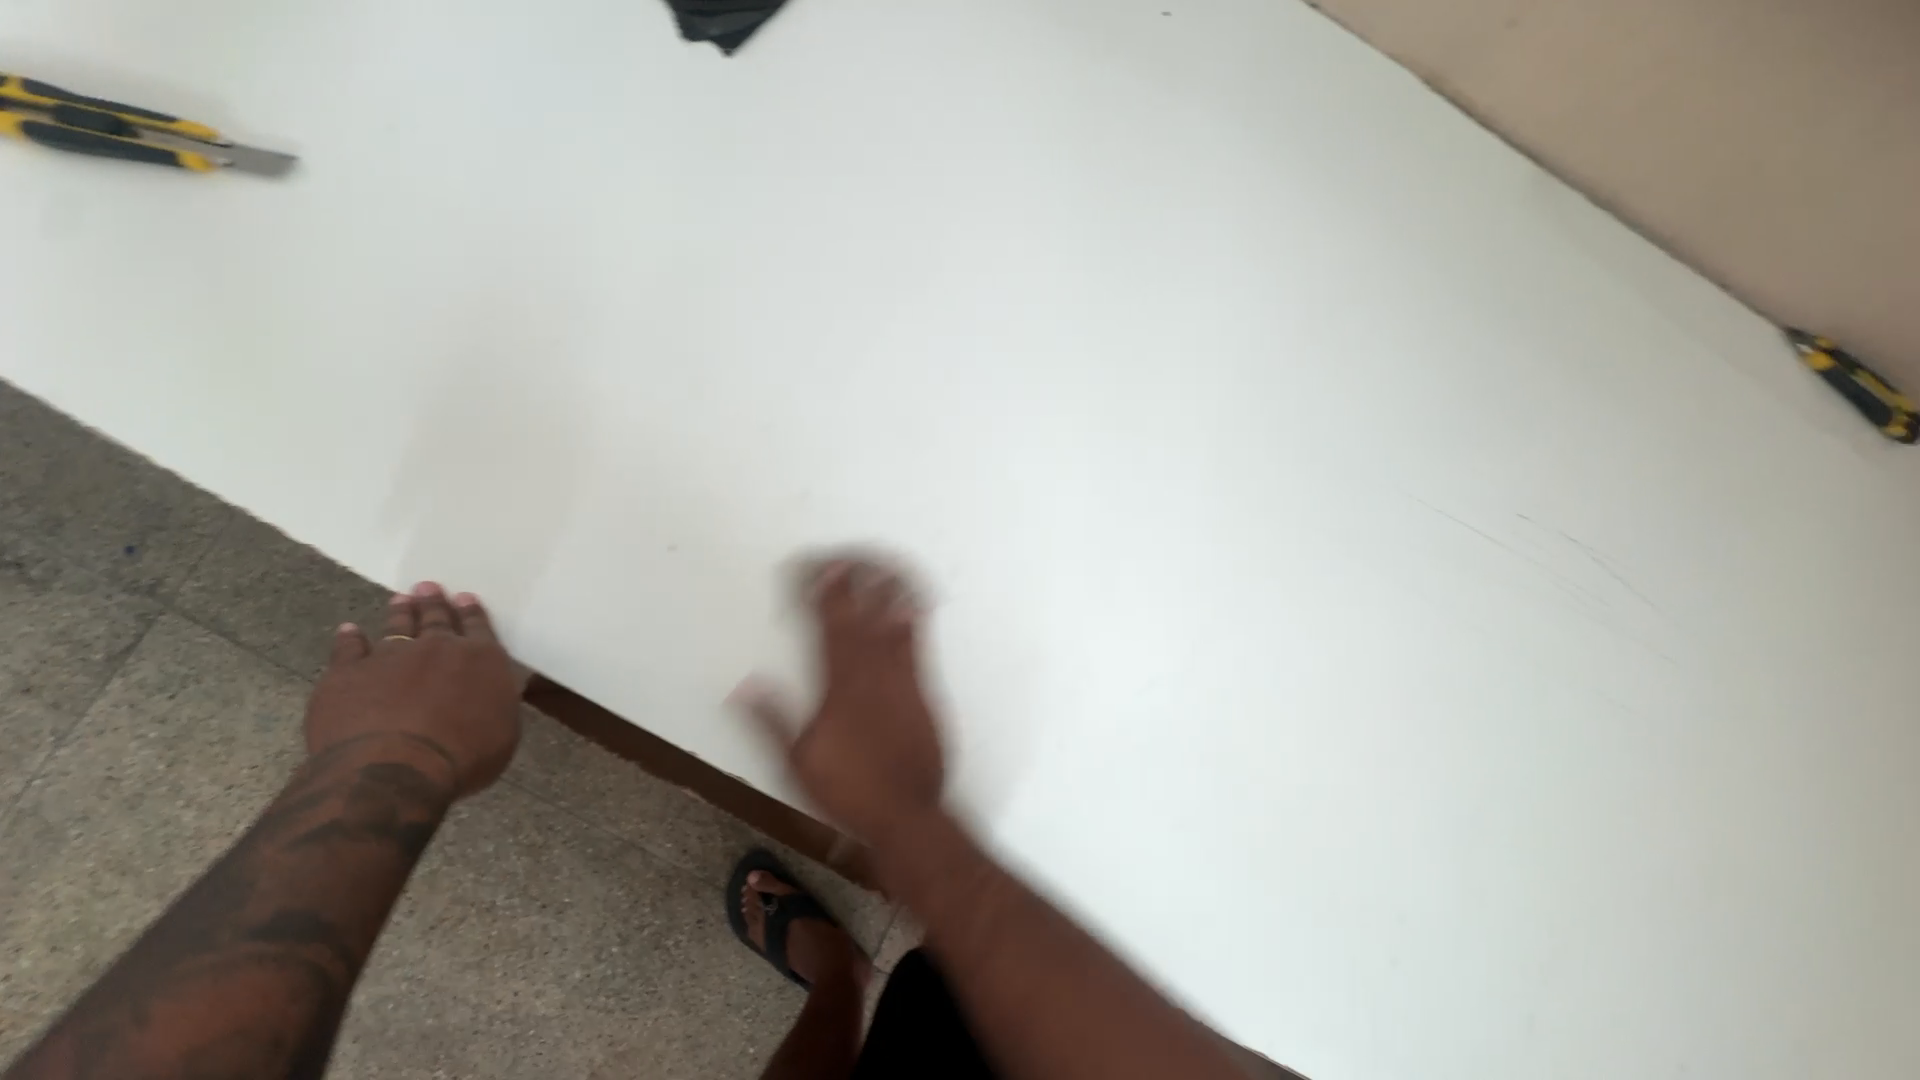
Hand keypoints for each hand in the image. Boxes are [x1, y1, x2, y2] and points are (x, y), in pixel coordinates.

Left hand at [305, 582, 522, 798]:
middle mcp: (438, 649)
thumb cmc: (463, 756)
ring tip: (401, 599)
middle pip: (437, 620)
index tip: (464, 597)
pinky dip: (349, 638)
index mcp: (482, 659)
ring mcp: (390, 657)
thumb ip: (497, 705)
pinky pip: (348, 648)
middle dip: (434, 603)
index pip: (479, 628)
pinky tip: (348, 630)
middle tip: (428, 587)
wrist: (395, 768)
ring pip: (397, 626)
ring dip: (400, 612)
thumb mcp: (504, 733)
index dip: (472, 613)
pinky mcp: (347, 674)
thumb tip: (493, 694)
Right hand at [735, 558, 945, 843]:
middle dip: (852, 573)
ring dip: (886, 582)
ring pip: (897, 614)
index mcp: (839, 682)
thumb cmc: (850, 790)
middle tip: (840, 554)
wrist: (908, 813)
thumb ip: (770, 718)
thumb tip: (743, 686)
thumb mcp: (797, 760)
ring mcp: (905, 675)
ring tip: (877, 560)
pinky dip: (913, 609)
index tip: (815, 565)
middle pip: (865, 607)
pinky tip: (911, 596)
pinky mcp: (926, 686)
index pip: (829, 621)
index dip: (823, 587)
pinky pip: (921, 636)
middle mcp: (874, 669)